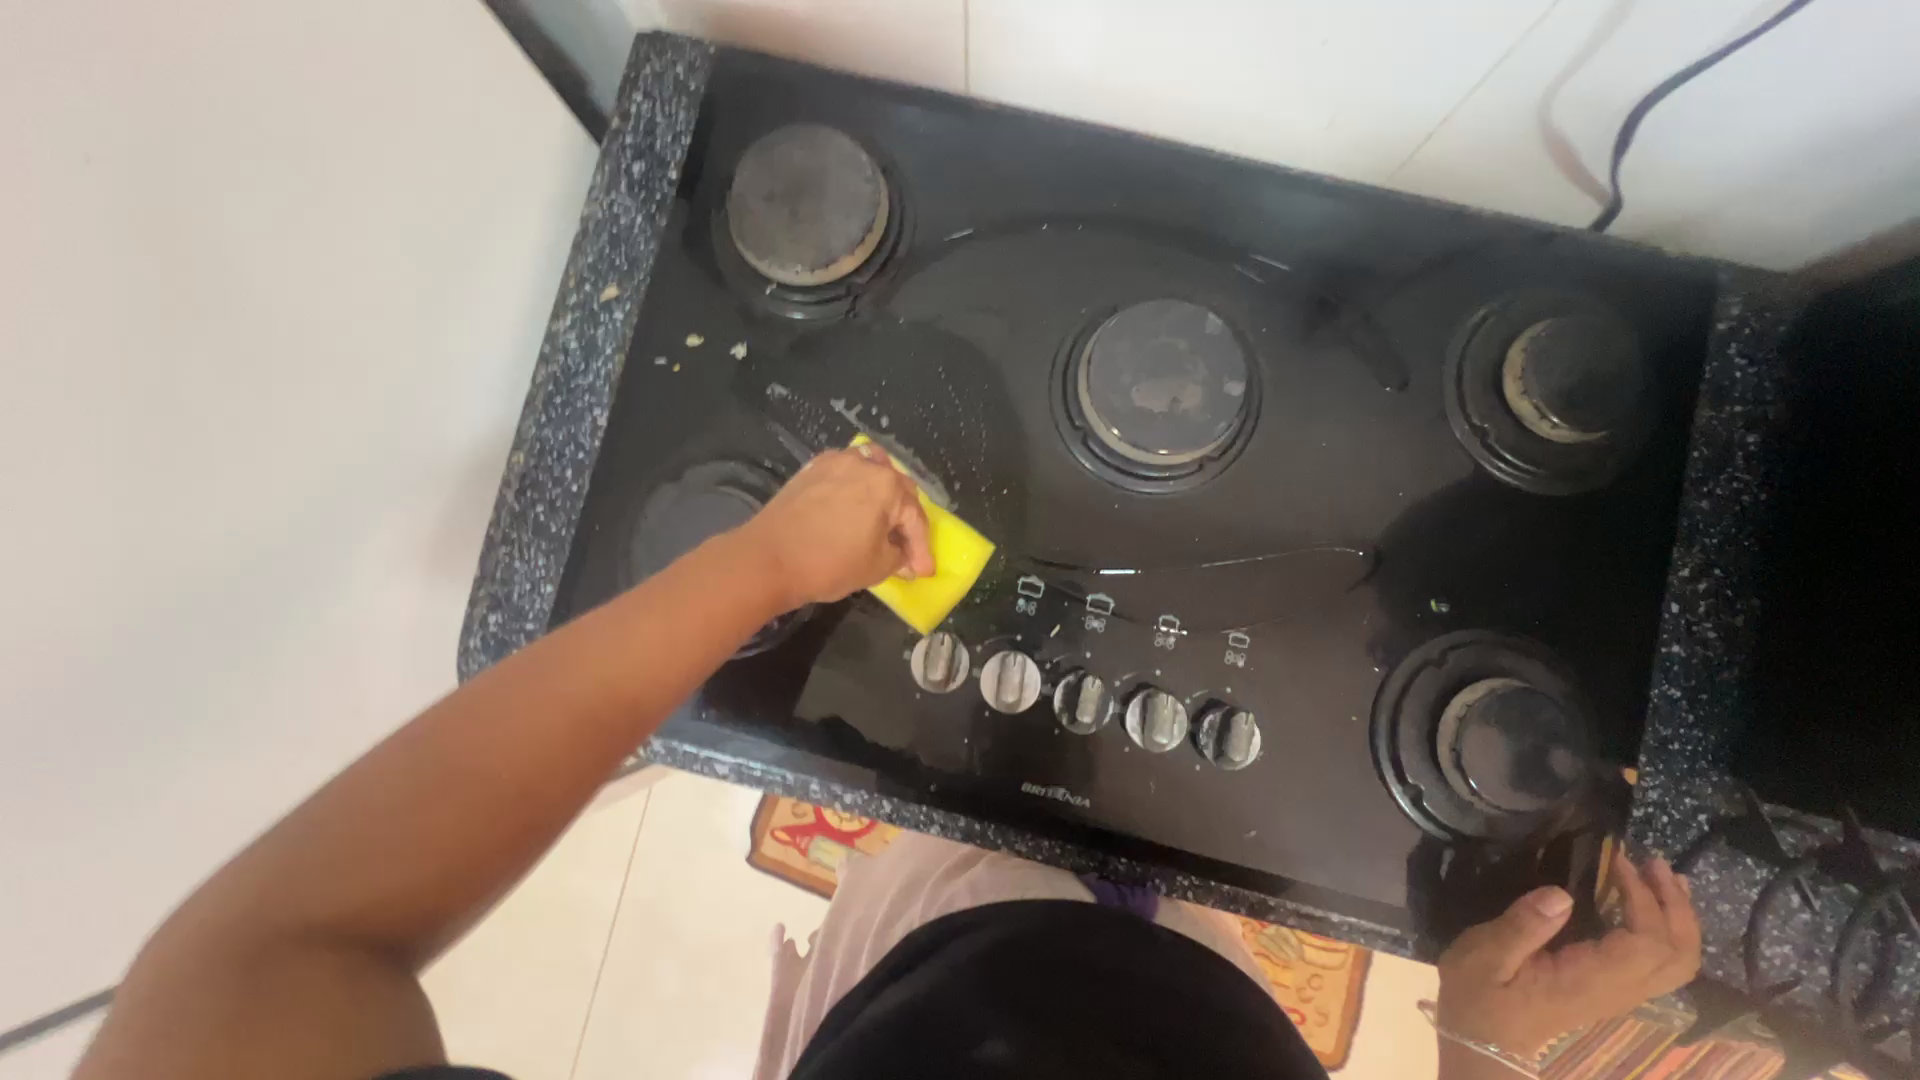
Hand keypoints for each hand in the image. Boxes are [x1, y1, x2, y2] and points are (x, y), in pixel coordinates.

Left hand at [737, 444, 935, 610]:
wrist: (769, 559)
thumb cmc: (829, 564)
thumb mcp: (875, 568)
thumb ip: (899, 558)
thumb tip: (905, 557)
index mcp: (888, 487)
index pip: (915, 518)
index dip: (922, 548)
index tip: (923, 571)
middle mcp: (865, 465)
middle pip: (898, 487)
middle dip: (905, 517)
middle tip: (905, 545)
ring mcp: (836, 462)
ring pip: (872, 467)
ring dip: (883, 490)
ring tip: (883, 514)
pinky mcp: (812, 469)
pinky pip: (845, 469)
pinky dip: (856, 483)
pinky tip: (853, 503)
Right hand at [1435, 849, 1700, 1057]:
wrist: (1483, 1039)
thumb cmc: (1478, 994)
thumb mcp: (1486, 954)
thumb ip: (1523, 926)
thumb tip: (1561, 893)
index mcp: (1592, 980)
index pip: (1646, 943)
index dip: (1644, 900)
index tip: (1619, 861)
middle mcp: (1619, 991)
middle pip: (1678, 955)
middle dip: (1676, 906)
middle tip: (1654, 862)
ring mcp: (1620, 994)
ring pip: (1676, 962)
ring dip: (1678, 918)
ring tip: (1663, 878)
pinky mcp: (1611, 990)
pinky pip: (1659, 963)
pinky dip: (1666, 930)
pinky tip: (1647, 906)